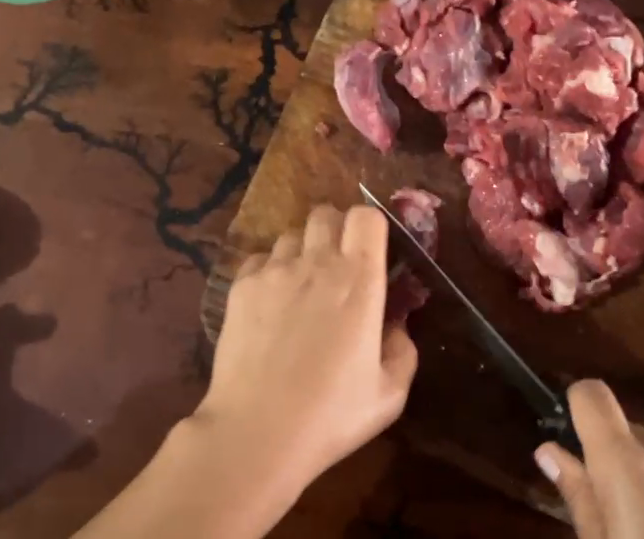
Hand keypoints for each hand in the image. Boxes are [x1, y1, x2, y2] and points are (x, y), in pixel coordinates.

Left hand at [194, 204, 418, 493]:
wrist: (257, 431)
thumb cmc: (331, 414)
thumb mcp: (389, 394)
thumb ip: (402, 350)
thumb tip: (396, 325)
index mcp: (359, 280)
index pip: (366, 217)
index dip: (370, 227)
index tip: (371, 251)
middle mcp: (317, 263)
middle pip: (326, 214)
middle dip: (334, 230)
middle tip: (336, 265)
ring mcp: (275, 270)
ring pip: (291, 235)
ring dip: (301, 252)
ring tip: (300, 288)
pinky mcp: (241, 285)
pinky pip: (259, 259)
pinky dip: (269, 271)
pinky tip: (269, 304)